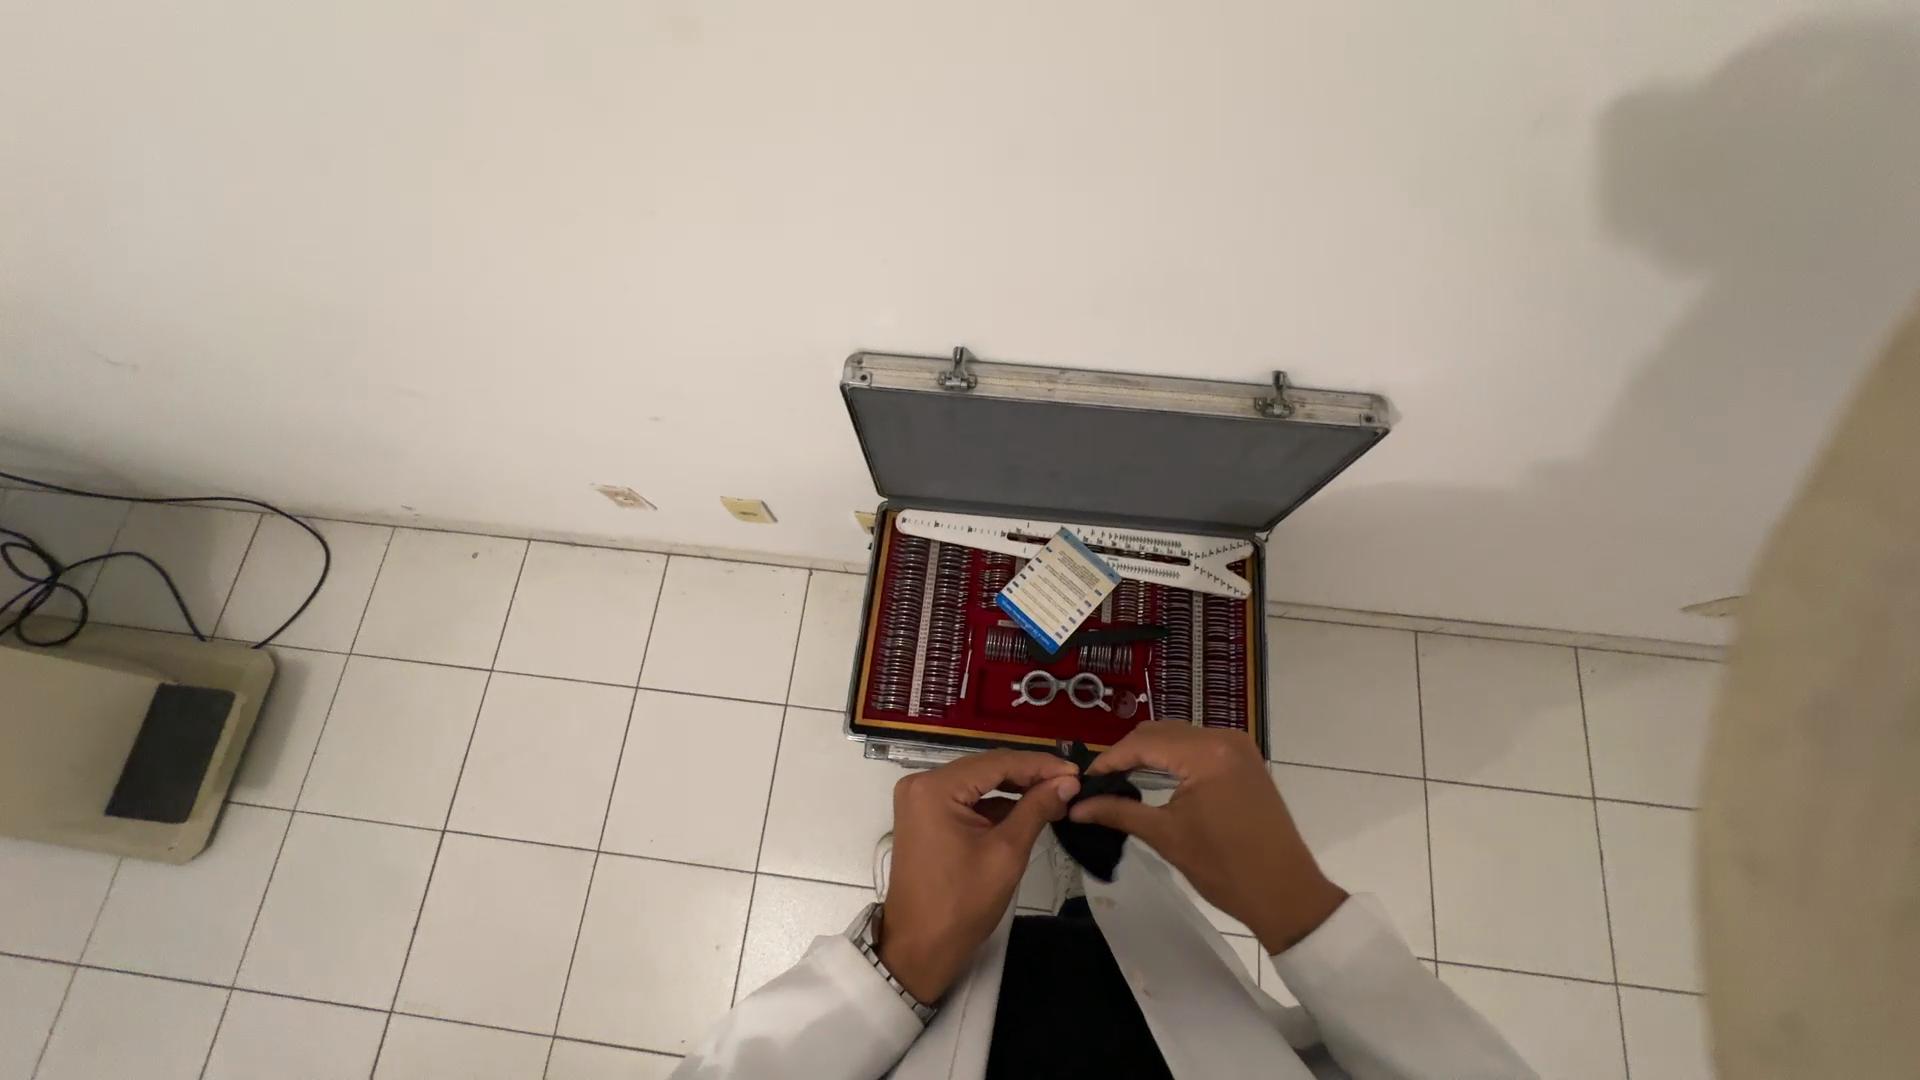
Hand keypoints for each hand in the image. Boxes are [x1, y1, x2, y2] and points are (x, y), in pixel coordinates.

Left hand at [879, 751, 1080, 1001]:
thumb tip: (1068, 782)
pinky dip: (995, 803)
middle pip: (985, 768)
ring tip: (1056, 794)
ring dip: (1014, 788)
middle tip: (1070, 782)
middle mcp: (922, 783)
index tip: (1075, 772)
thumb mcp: (1006, 853)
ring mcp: (920, 799)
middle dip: (1029, 775)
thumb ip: (1036, 809)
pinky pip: (966, 799)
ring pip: (978, 782)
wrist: (919, 949)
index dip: (1039, 765)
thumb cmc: (962, 904)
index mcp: (935, 787)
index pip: (996, 762)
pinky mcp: (925, 815)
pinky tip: (1027, 808)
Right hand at [1068, 721, 1346, 954]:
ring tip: (1122, 778)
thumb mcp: (1165, 836)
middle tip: (1100, 781)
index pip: (1142, 744)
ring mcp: (1238, 746)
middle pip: (1160, 732)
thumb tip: (1075, 808)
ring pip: (1178, 735)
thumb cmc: (1224, 868)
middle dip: (1127, 753)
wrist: (1286, 894)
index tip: (1084, 780)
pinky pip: (1198, 745)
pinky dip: (1173, 756)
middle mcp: (1223, 737)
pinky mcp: (1245, 759)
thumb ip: (1118, 812)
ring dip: (1149, 752)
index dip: (1109, 760)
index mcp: (1205, 753)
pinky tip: (1155, 775)